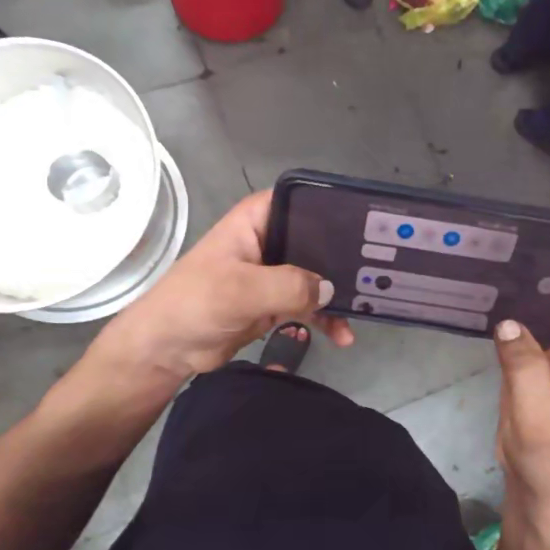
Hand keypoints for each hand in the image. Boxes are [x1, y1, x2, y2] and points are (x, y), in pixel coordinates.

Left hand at [91, 191, 353, 387]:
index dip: (331, 209)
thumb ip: (289, 286)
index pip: (300, 202)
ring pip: (315, 277)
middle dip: (343, 258)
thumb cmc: (196, 302)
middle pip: (315, 241)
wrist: (168, 347)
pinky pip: (308, 306)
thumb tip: (329, 290)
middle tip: (381, 271)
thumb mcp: (243, 289)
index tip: (366, 226)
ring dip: (338, 294)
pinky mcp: (273, 304)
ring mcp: (271, 274)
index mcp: (255, 221)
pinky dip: (325, 319)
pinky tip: (343, 337)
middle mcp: (268, 241)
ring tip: (367, 309)